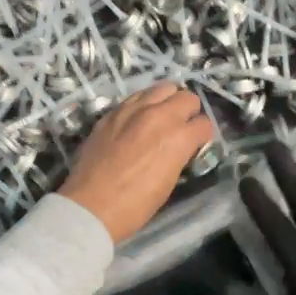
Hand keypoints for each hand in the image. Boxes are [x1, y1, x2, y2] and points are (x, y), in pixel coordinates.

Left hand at [59, 82, 215, 243]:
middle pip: (187, 97)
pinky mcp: (112, 112)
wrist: (91, 206)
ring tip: (162, 117)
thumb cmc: (135, 205)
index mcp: (178, 138)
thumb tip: (181, 147)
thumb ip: (179, 156)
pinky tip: (139, 120)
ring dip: (168, 101)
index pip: (204, 124)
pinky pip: (136, 97)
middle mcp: (158, 116)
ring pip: (162, 88)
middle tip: (183, 128)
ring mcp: (132, 110)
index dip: (203, 136)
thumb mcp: (169, 182)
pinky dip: (144, 104)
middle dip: (190, 112)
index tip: (198, 144)